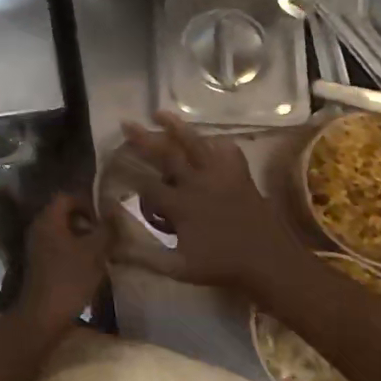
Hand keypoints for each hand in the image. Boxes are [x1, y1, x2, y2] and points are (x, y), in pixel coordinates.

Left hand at [19, 192, 109, 324]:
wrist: (43, 314)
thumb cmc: (69, 278)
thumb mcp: (94, 252)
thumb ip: (106, 229)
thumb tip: (115, 211)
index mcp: (48, 219)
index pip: (67, 197)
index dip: (87, 202)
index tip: (105, 217)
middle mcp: (38, 228)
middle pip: (64, 214)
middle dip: (87, 221)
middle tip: (106, 233)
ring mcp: (36, 246)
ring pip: (63, 232)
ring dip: (82, 237)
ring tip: (102, 250)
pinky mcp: (39, 263)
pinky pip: (58, 246)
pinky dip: (74, 250)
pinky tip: (90, 264)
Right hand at [115, 113, 308, 288]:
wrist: (269, 261)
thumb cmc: (221, 266)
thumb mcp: (177, 268)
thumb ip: (144, 257)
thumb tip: (113, 248)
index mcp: (179, 205)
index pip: (145, 184)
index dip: (126, 172)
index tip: (112, 161)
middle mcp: (196, 183)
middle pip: (166, 155)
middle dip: (143, 138)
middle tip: (127, 124)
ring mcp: (220, 176)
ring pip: (195, 143)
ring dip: (176, 126)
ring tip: (160, 112)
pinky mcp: (240, 175)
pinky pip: (228, 150)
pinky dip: (217, 142)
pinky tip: (210, 140)